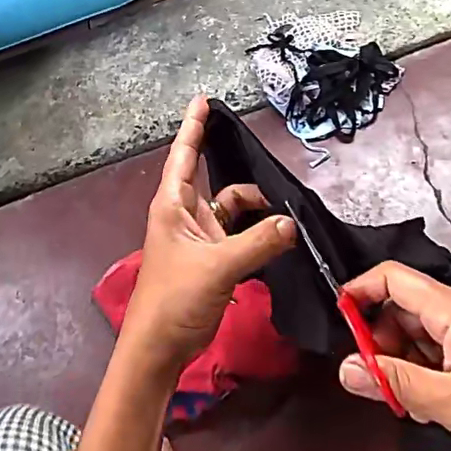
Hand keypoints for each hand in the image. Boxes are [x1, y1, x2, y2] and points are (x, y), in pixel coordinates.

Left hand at [122, 96, 296, 374]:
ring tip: (284, 214)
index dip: (193, 126)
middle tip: (261, 155)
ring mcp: (199, 238)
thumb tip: (292, 224)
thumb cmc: (174, 299)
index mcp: (173, 206)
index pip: (184, 155)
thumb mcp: (217, 267)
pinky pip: (239, 234)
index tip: (202, 100)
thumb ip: (258, 243)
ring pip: (232, 209)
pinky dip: (257, 232)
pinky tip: (277, 235)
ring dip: (255, 209)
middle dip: (235, 168)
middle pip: (213, 179)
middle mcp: (185, 215)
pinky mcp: (212, 259)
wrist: (159, 351)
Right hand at [336, 261, 450, 450]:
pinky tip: (422, 403)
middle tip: (373, 378)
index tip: (338, 324)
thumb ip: (397, 382)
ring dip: (397, 358)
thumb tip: (346, 367)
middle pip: (401, 304)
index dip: (360, 291)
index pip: (394, 278)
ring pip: (414, 331)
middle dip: (377, 335)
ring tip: (401, 397)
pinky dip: (417, 372)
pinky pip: (432, 353)